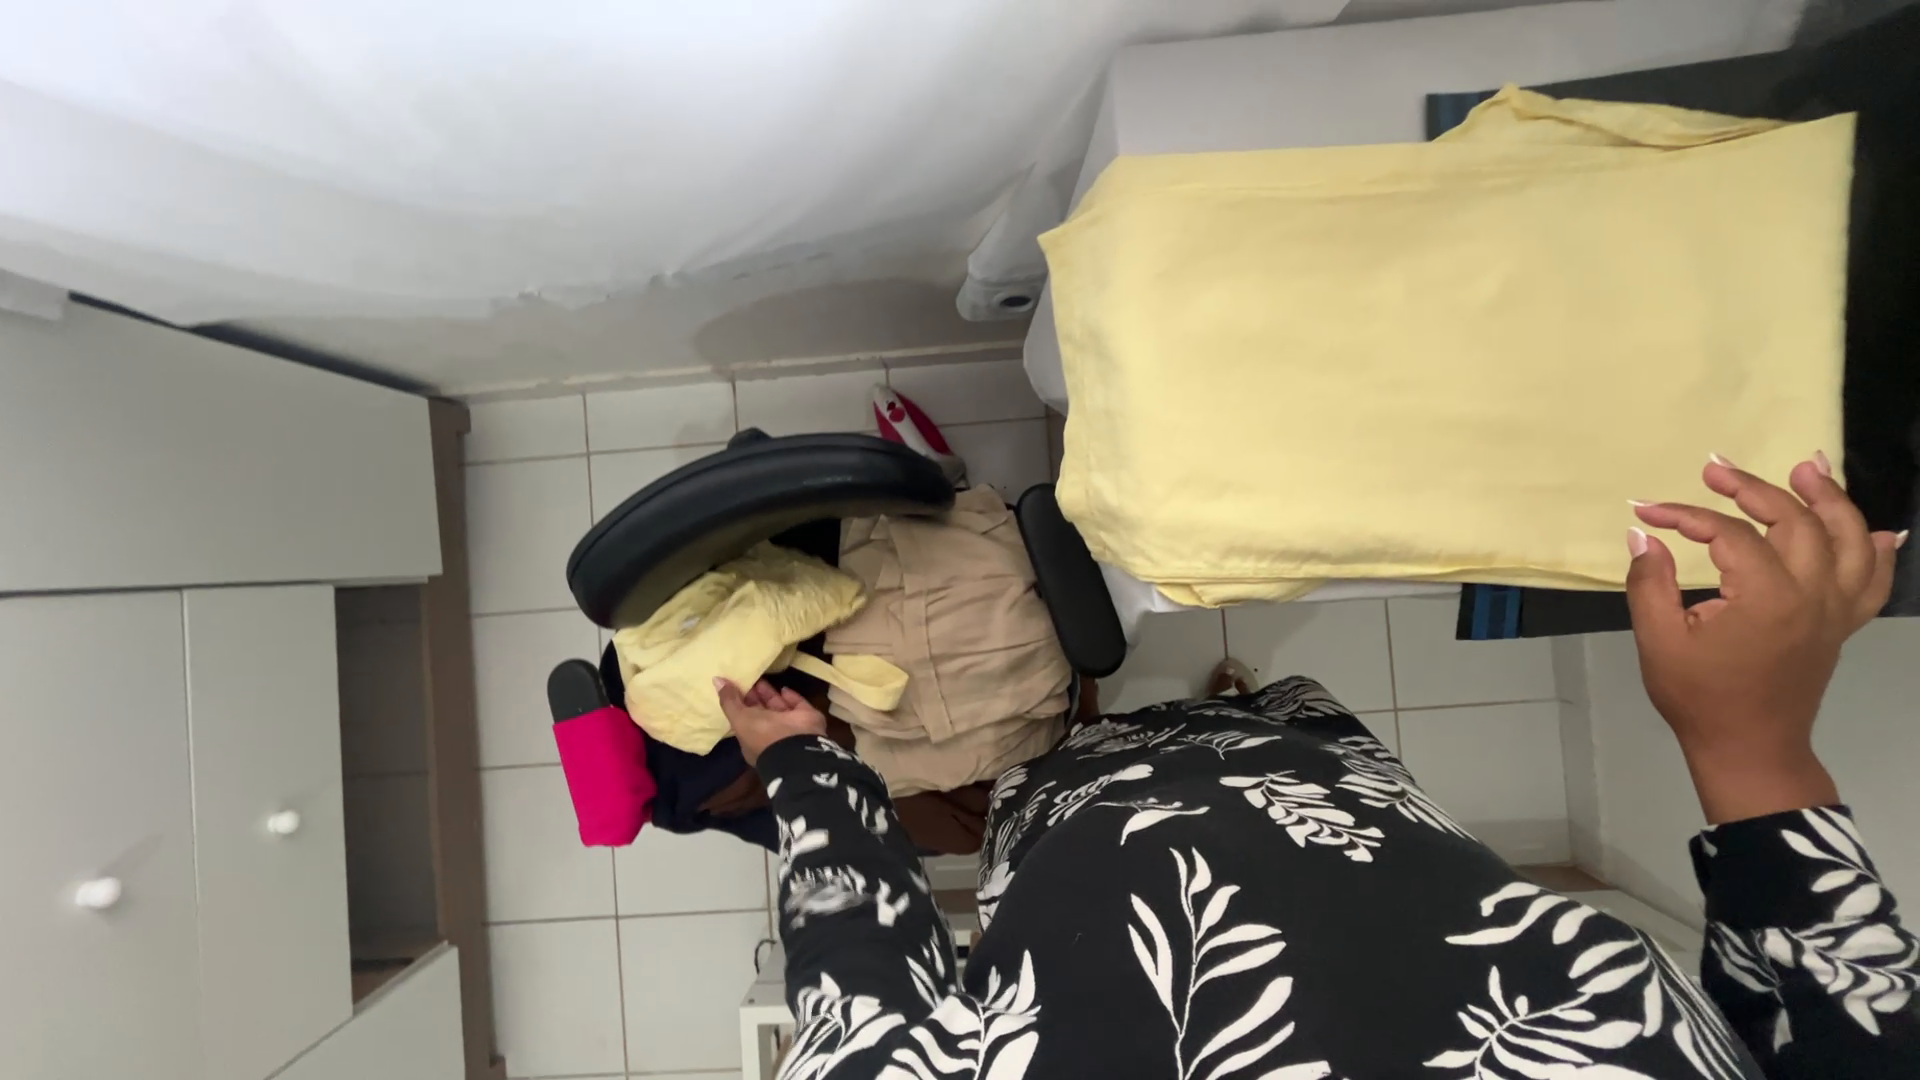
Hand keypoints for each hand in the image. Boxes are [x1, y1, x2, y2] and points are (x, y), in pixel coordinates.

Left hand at [715, 677, 827, 766]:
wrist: (796, 743)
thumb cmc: (762, 734)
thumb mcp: (739, 718)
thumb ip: (729, 700)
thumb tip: (716, 680)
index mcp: (753, 739)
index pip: (744, 719)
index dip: (740, 704)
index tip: (735, 687)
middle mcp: (771, 733)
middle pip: (761, 711)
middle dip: (754, 696)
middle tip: (748, 678)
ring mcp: (789, 726)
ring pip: (777, 706)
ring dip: (769, 694)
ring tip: (761, 678)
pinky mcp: (806, 716)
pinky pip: (797, 704)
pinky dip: (790, 696)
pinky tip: (784, 688)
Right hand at [1624, 455, 1902, 823]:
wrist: (1747, 742)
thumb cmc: (1695, 692)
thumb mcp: (1657, 637)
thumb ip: (1649, 582)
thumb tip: (1642, 535)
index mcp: (1767, 598)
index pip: (1731, 535)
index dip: (1687, 516)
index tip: (1646, 510)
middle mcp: (1814, 595)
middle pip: (1797, 523)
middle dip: (1754, 489)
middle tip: (1715, 469)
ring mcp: (1837, 609)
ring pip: (1850, 539)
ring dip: (1830, 499)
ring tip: (1806, 469)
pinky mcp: (1842, 623)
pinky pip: (1875, 577)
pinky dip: (1876, 548)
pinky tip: (1871, 529)